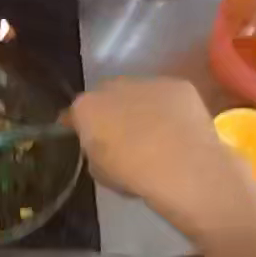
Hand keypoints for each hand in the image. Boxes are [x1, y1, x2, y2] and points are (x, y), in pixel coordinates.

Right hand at [68, 75, 255, 240]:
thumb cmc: (130, 173)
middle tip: (119, 134)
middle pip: (105, 96)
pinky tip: (174, 127)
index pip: (73, 114)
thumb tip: (103, 144)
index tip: (83, 138)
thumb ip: (93, 149)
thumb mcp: (97, 169)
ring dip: (138, 107)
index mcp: (86, 108)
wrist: (181, 168)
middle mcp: (113, 87)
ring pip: (137, 93)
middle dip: (109, 111)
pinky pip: (165, 96)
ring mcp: (148, 82)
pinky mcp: (179, 85)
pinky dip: (166, 107)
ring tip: (151, 130)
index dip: (78, 126)